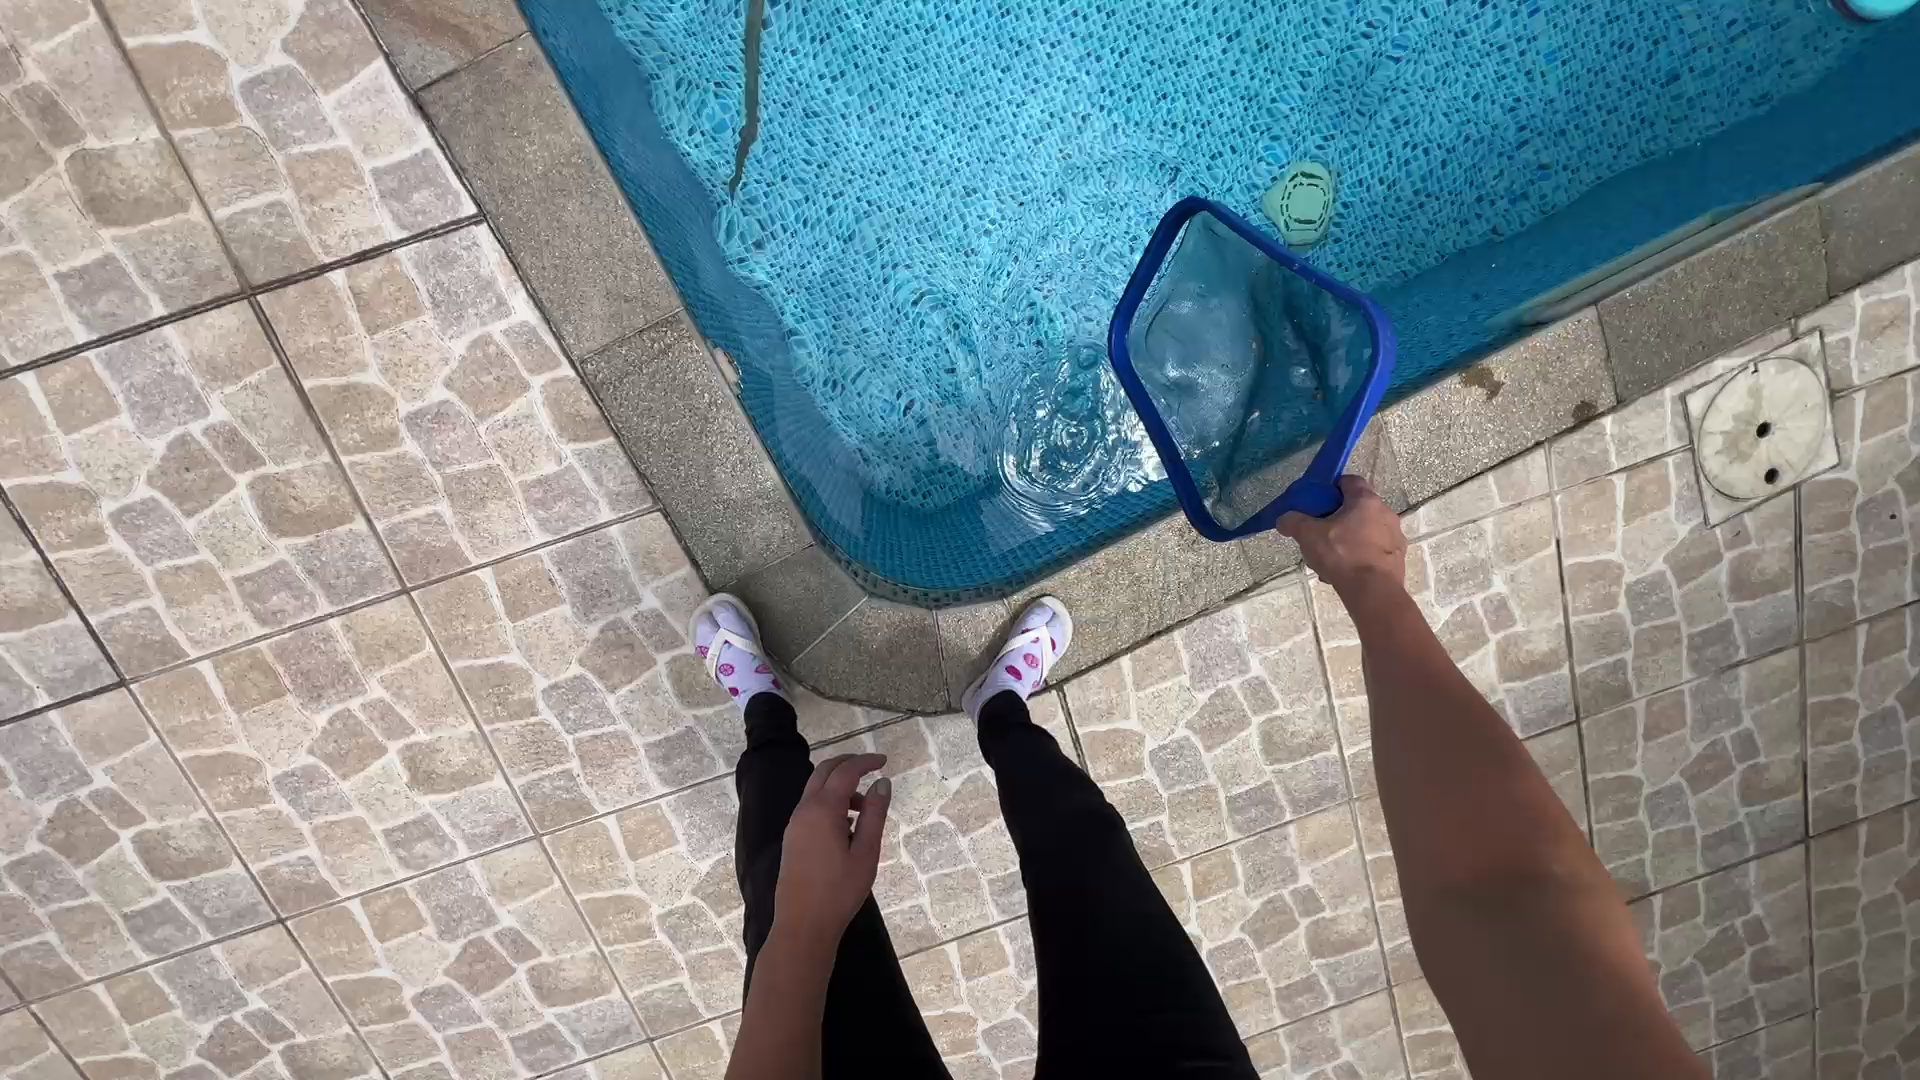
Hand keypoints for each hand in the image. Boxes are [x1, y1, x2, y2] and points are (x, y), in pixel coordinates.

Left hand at [772, 754, 891, 940]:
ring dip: (840, 786)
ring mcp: (795, 825)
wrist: (802, 927)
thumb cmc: (839, 891)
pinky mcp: (793, 838)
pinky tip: (847, 826)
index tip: (884, 761)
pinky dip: (830, 802)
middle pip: (824, 771)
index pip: (845, 772)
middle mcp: (804, 810)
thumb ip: (874, 814)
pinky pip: (811, 806)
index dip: (865, 762)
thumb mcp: (866, 852)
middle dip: (848, 764)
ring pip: (816, 789)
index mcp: (823, 810)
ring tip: (865, 808)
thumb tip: (882, 783)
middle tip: (872, 767)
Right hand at [1277, 475, 1407, 601]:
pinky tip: (1345, 570)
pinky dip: (1360, 555)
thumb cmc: (1341, 554)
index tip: (1318, 500)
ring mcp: (1395, 535)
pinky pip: (1374, 549)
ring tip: (1331, 556)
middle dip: (1339, 517)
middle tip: (1320, 530)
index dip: (1332, 487)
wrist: (1372, 590)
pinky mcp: (1398, 556)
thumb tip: (1284, 519)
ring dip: (1350, 537)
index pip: (1350, 481)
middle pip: (1358, 507)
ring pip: (1366, 530)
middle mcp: (1385, 513)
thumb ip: (1293, 522)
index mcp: (1365, 501)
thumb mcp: (1307, 535)